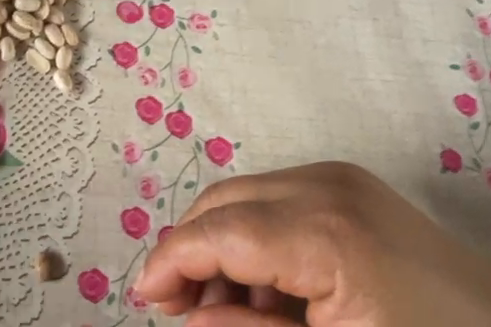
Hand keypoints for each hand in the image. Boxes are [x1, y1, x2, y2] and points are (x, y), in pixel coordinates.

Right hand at [136, 163, 490, 326]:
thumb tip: (190, 316)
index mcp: (322, 231)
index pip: (219, 231)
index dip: (172, 260)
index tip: (144, 297)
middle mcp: (322, 185)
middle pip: (223, 201)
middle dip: (189, 248)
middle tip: (175, 307)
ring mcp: (336, 176)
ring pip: (244, 195)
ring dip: (220, 243)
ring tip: (220, 306)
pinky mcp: (346, 182)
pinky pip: (274, 198)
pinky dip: (254, 236)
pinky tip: (264, 287)